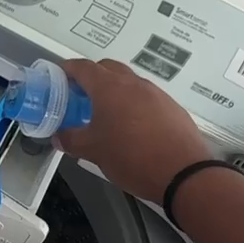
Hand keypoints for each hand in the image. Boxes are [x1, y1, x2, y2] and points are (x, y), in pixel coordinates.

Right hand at [55, 58, 213, 200]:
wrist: (185, 175)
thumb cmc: (131, 157)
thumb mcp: (93, 151)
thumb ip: (70, 140)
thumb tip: (58, 136)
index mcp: (108, 87)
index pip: (82, 67)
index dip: (68, 69)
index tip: (59, 78)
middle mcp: (133, 83)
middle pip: (107, 68)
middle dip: (92, 76)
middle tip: (82, 96)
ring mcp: (156, 94)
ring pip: (129, 82)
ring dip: (115, 90)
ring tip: (108, 114)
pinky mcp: (173, 108)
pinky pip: (147, 97)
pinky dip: (135, 104)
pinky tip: (135, 127)